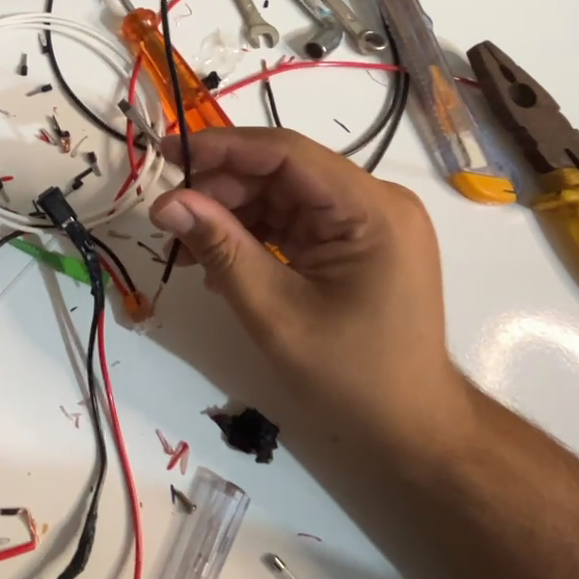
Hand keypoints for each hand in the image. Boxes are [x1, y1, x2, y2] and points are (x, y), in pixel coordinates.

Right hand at [148, 128, 471, 445]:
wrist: (414, 431)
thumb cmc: (352, 375)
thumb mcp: (275, 311)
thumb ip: (220, 248)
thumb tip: (164, 203)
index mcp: (370, 209)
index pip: (285, 153)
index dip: (221, 147)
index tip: (165, 153)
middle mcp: (374, 202)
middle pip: (280, 172)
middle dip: (220, 190)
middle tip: (168, 219)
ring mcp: (365, 222)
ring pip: (279, 194)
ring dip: (228, 214)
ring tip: (183, 247)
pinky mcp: (352, 242)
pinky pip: (290, 220)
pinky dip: (250, 234)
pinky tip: (215, 260)